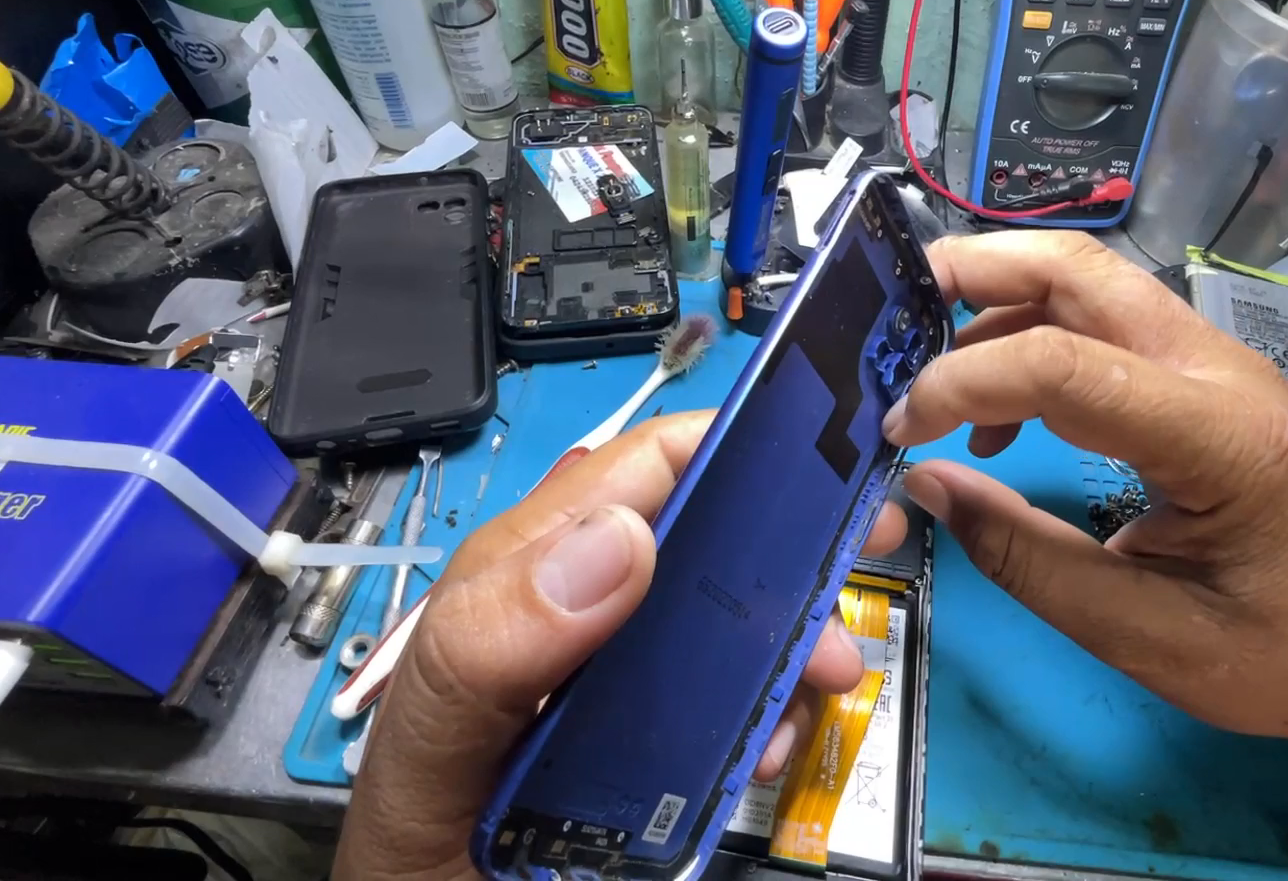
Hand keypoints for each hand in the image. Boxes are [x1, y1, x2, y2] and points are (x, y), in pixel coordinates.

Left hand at [334, 411, 907, 880]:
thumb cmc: (425, 843)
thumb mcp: (431, 752)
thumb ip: (490, 644)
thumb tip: (624, 538)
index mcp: (531, 569)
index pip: (644, 466)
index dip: (732, 446)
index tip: (817, 465)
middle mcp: (587, 597)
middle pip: (707, 530)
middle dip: (788, 539)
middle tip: (862, 548)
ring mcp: (627, 657)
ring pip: (733, 607)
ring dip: (793, 629)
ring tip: (825, 673)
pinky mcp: (654, 715)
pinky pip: (734, 684)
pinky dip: (772, 701)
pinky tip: (769, 740)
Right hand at [883, 232, 1287, 758]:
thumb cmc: (1285, 656)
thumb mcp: (1143, 634)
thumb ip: (1022, 557)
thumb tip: (924, 486)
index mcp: (1221, 438)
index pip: (1064, 363)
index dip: (963, 383)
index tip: (902, 428)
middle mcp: (1216, 368)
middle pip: (1076, 269)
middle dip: (971, 273)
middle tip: (895, 313)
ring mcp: (1208, 358)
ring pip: (1080, 280)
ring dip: (991, 305)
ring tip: (933, 378)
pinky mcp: (1191, 372)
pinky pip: (1090, 324)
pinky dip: (1023, 344)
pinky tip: (997, 421)